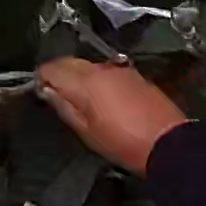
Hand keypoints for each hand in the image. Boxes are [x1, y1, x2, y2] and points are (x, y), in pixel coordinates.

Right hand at [35, 58, 188, 175]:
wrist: (168, 144)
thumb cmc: (122, 143)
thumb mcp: (86, 132)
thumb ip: (64, 107)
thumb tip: (47, 90)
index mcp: (85, 81)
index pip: (53, 68)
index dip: (41, 76)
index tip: (37, 88)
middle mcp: (101, 69)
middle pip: (70, 61)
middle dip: (57, 72)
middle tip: (51, 91)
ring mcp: (120, 70)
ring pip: (88, 64)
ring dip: (76, 74)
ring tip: (75, 96)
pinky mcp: (134, 75)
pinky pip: (106, 70)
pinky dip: (95, 77)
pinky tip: (98, 95)